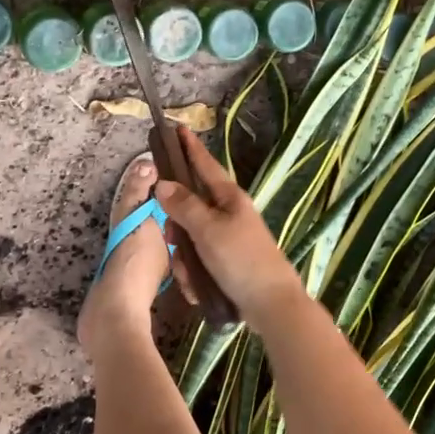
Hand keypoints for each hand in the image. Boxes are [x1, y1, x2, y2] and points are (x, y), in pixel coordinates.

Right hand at [153, 126, 305, 318]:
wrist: (270, 304)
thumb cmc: (241, 260)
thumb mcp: (208, 230)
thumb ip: (184, 205)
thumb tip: (163, 182)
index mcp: (229, 198)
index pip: (205, 166)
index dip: (190, 149)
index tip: (177, 128)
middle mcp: (229, 214)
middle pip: (190, 208)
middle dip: (177, 227)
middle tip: (172, 239)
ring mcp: (229, 239)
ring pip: (190, 239)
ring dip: (185, 258)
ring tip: (191, 276)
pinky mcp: (227, 263)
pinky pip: (199, 262)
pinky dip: (195, 276)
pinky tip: (198, 290)